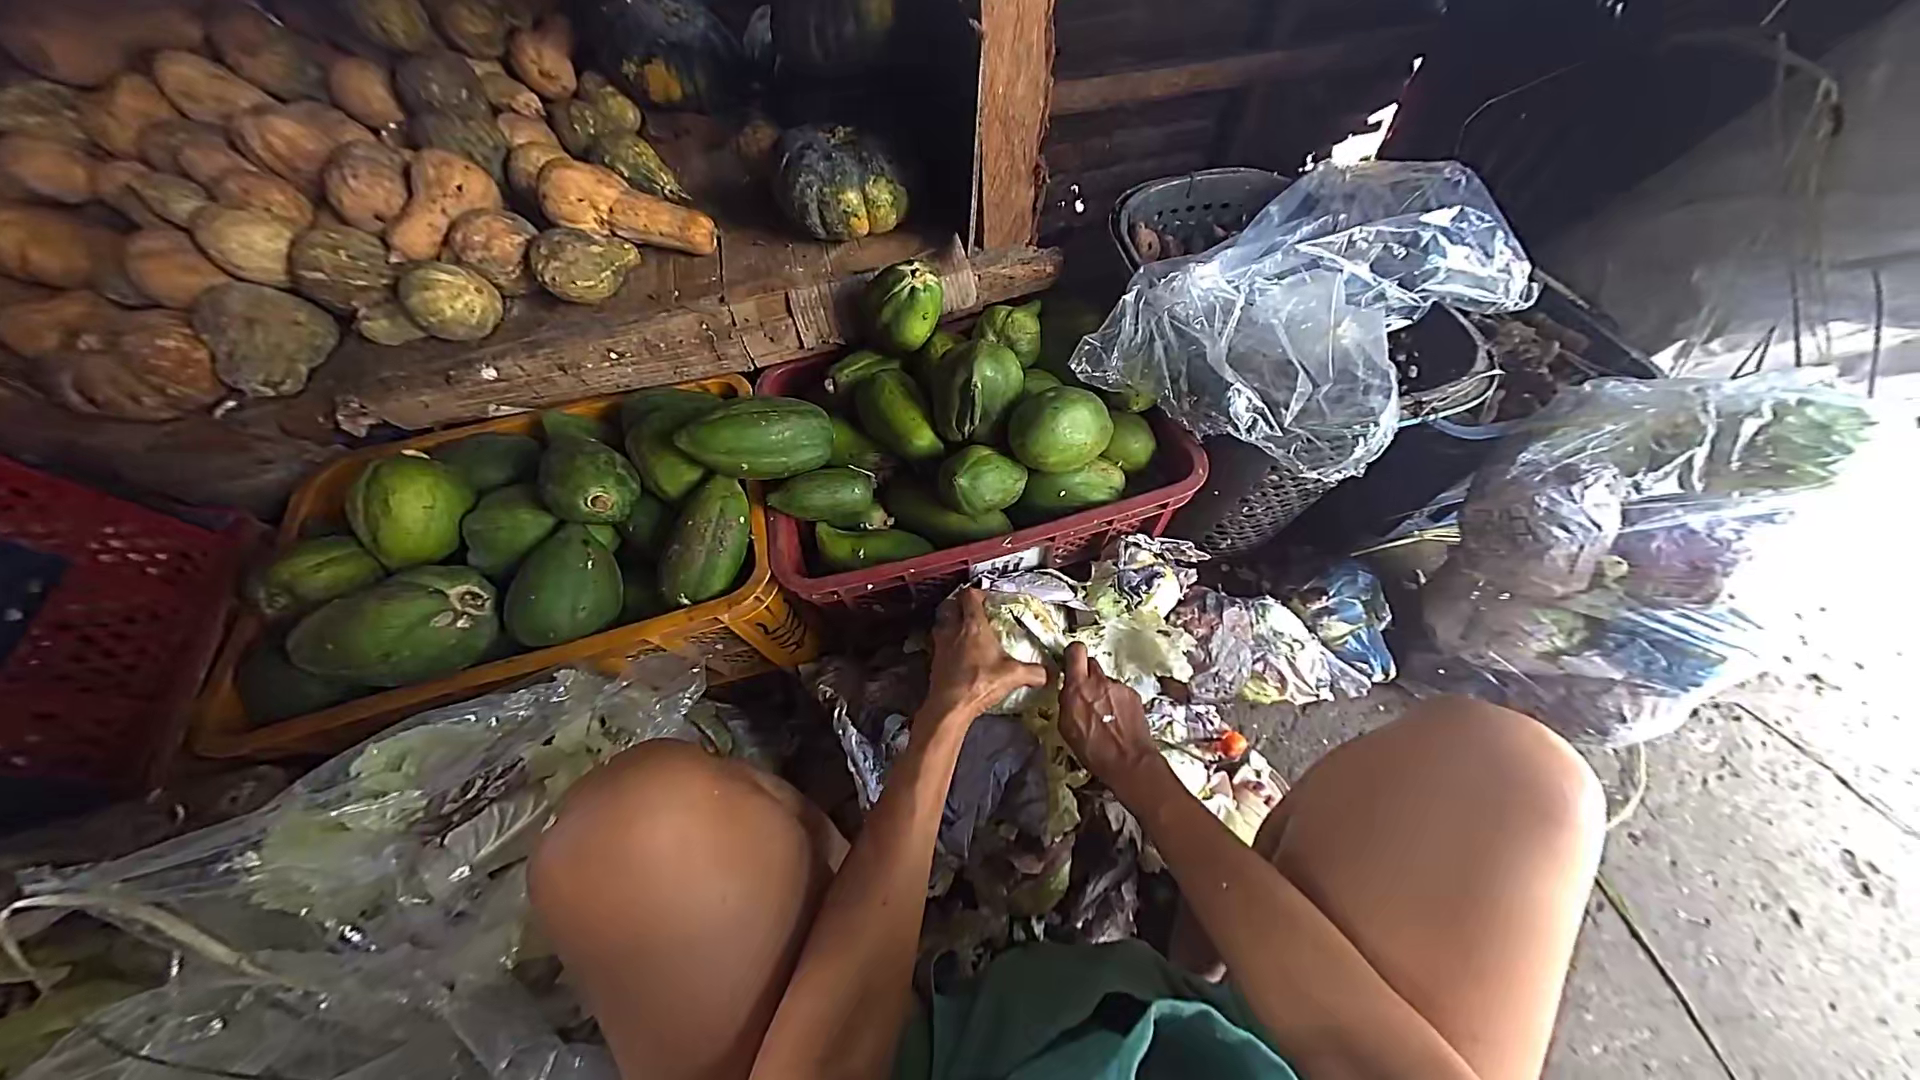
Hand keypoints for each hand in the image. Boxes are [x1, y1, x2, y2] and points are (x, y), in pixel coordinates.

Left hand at [923, 589, 1047, 724]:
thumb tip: (1049, 674)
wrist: (950, 705)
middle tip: (974, 610)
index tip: (987, 598)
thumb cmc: (980, 682)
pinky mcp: (934, 659)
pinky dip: (946, 641)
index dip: (978, 592)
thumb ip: (1034, 672)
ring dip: (951, 621)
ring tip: (964, 628)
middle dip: (961, 604)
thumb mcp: (1013, 675)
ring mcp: (940, 644)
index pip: (970, 596)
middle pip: (952, 604)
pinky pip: (938, 641)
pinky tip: (956, 652)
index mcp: (973, 625)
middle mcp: (953, 629)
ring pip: (942, 622)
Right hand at [1058, 642, 1162, 792]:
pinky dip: (1117, 701)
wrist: (1129, 762)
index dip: (1073, 654)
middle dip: (1087, 675)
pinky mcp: (1133, 695)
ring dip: (1103, 691)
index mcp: (1077, 688)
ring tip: (1105, 714)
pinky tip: (1117, 719)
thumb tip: (1068, 693)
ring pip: (1106, 680)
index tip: (1071, 662)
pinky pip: (1120, 691)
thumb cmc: (1094, 751)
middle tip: (1086, 692)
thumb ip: (1066, 702)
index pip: (1075, 651)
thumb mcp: (1067, 728)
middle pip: (1091, 663)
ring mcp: (1118, 687)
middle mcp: (1099, 682)